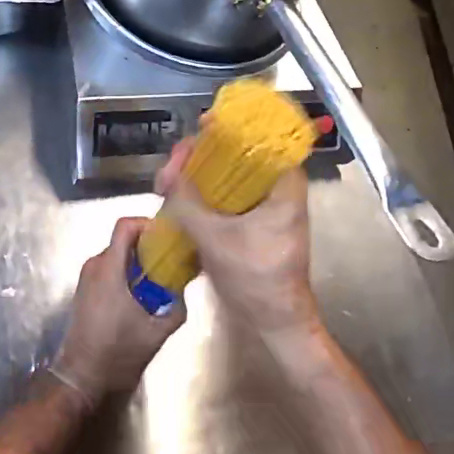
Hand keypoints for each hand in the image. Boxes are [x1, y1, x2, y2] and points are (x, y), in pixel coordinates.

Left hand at [52, 217, 185, 402]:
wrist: (81, 379)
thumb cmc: (116, 353)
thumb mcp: (155, 333)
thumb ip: (175, 309)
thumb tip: (184, 293)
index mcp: (109, 268)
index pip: (124, 226)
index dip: (145, 223)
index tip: (165, 236)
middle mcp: (94, 266)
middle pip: (123, 241)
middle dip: (147, 247)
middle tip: (169, 260)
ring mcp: (86, 278)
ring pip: (116, 257)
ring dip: (136, 263)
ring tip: (159, 281)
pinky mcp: (84, 291)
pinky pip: (108, 270)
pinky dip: (125, 274)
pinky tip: (140, 296)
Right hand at [157, 141, 319, 340]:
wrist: (275, 327)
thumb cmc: (256, 281)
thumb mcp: (215, 239)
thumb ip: (189, 203)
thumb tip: (169, 175)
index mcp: (284, 187)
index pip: (262, 138)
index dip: (231, 127)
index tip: (203, 126)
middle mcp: (280, 190)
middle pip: (239, 154)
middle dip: (202, 154)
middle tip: (173, 165)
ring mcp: (267, 207)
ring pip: (230, 175)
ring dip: (199, 173)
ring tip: (168, 181)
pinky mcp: (255, 223)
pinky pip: (228, 194)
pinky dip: (205, 192)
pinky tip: (179, 197)